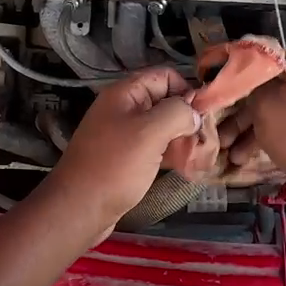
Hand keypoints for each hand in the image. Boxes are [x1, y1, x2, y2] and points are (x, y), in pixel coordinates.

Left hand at [39, 67, 199, 238]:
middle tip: (206, 140)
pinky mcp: (125, 157)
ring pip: (161, 126)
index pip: (165, 76)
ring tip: (200, 154)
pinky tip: (185, 166)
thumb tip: (194, 112)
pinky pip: (153, 146)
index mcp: (125, 93)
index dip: (186, 90)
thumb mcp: (149, 133)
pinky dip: (170, 152)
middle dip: (187, 117)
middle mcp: (124, 108)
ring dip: (181, 137)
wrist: (78, 209)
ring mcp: (123, 134)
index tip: (204, 114)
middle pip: (164, 100)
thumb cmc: (114, 166)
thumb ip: (176, 113)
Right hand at [220, 60, 285, 198]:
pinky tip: (237, 158)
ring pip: (259, 111)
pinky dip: (253, 140)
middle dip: (230, 105)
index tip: (208, 75)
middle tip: (209, 117)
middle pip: (254, 87)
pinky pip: (269, 129)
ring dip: (238, 127)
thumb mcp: (265, 103)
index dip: (230, 63)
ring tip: (222, 147)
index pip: (255, 55)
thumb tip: (232, 78)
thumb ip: (246, 86)